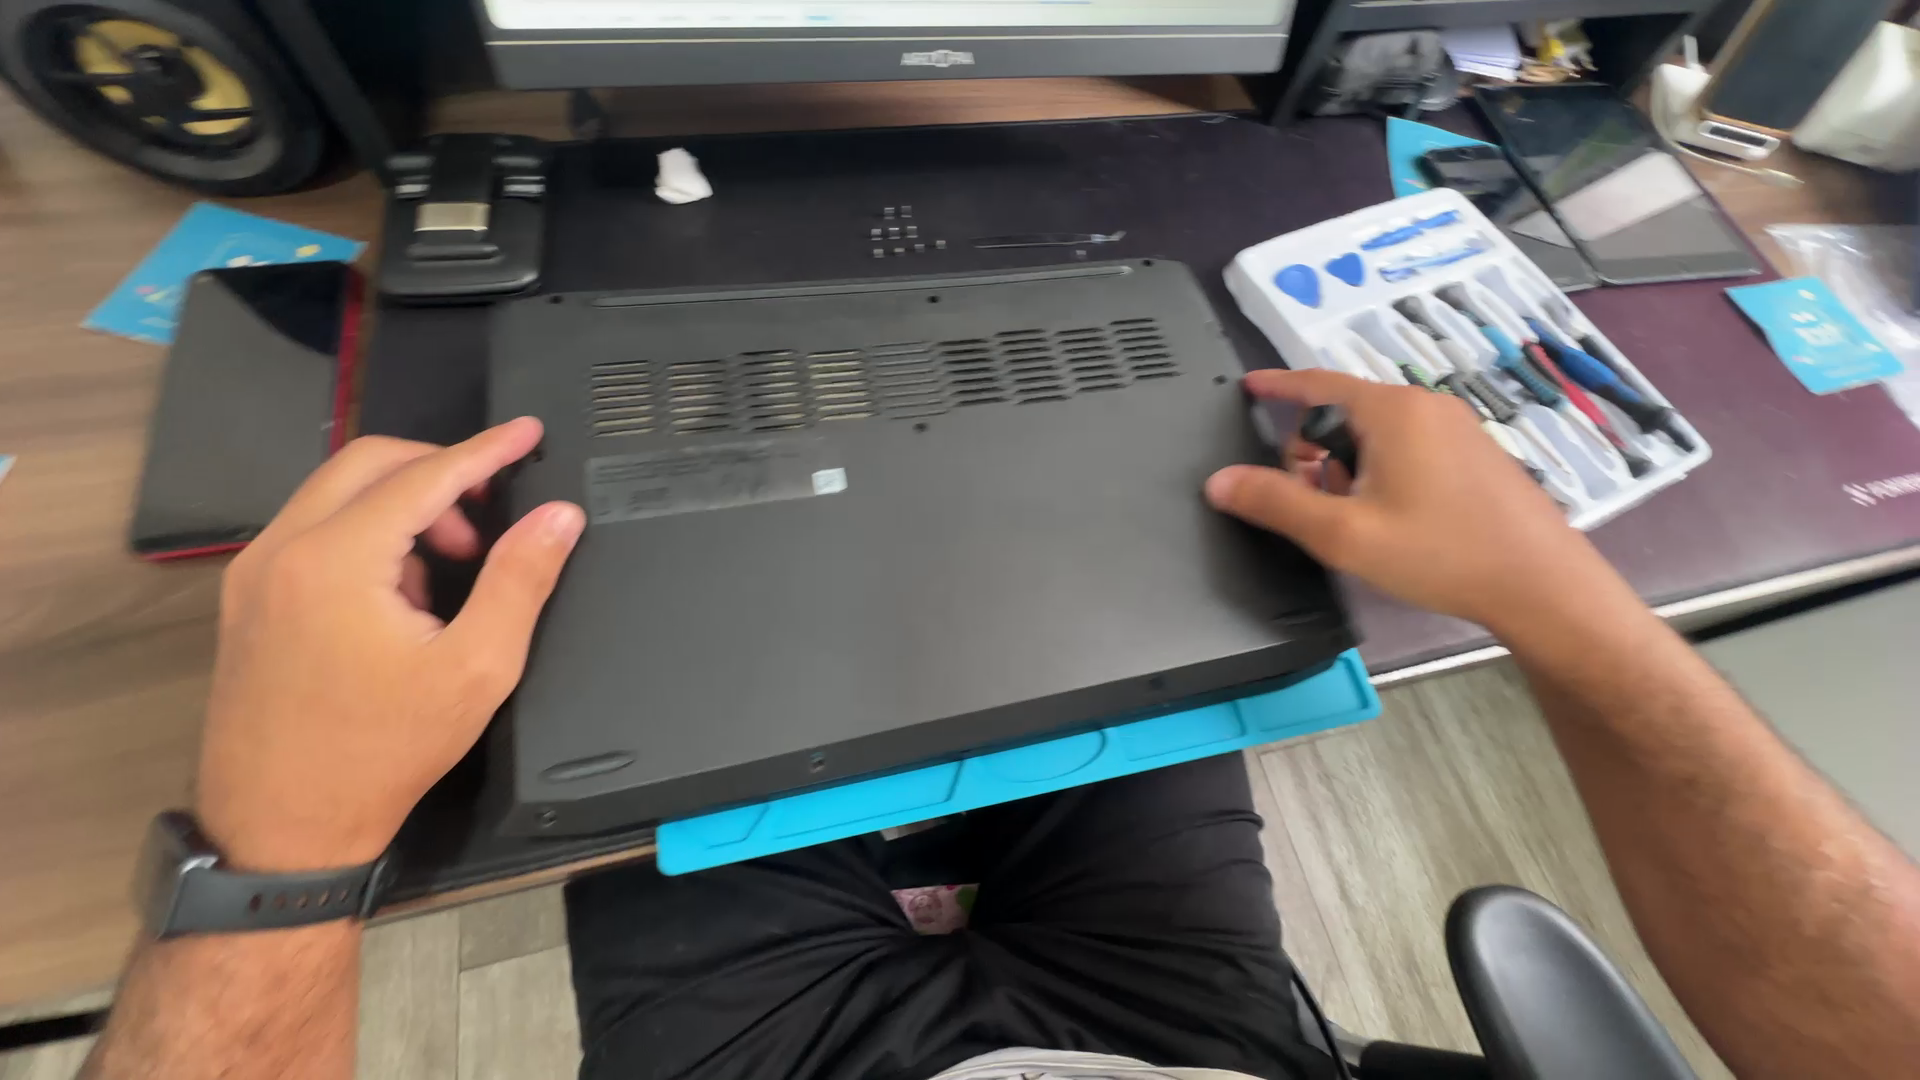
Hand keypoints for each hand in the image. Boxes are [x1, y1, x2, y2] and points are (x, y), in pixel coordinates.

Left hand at [194, 419, 584, 871]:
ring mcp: (255, 575)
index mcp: (336, 562)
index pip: (422, 476)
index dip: (485, 449)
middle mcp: (281, 552)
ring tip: (456, 559)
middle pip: (368, 463)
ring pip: (338, 492)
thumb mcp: (480, 664)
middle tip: (493, 508)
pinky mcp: (251, 599)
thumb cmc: (388, 747)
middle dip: (442, 469)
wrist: (285, 824)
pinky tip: (409, 587)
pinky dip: (375, 530)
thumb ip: (522, 578)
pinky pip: (318, 529)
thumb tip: (558, 516)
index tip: (527, 432)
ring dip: (408, 502)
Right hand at [1204, 369, 1631, 635]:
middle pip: (1340, 412)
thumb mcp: (1342, 534)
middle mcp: (1424, 407)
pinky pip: (1403, 444)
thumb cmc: (1439, 553)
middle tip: (1315, 503)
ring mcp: (1454, 428)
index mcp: (1391, 412)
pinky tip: (1389, 515)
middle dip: (1312, 450)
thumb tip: (1217, 481)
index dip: (1275, 385)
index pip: (1316, 383)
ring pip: (1371, 432)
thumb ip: (1274, 502)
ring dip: (1344, 465)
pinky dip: (1376, 468)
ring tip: (1354, 517)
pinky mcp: (1471, 452)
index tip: (1247, 386)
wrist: (1542, 587)